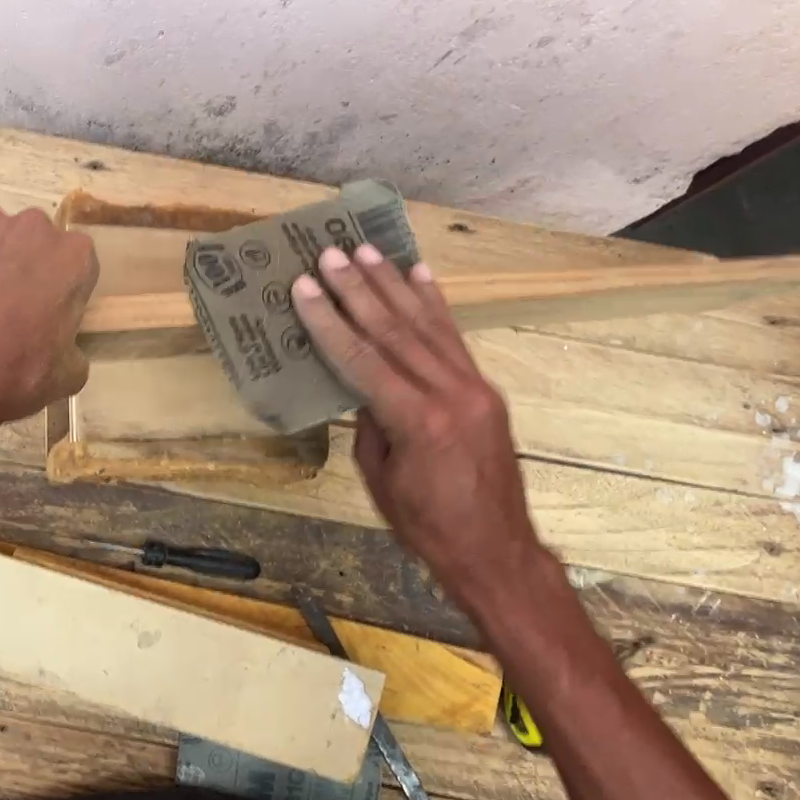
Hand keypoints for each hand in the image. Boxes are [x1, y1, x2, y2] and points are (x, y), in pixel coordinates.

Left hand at [0, 207, 98, 427]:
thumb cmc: (14, 377)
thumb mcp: (68, 375)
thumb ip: (72, 344)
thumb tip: (61, 345)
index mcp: (73, 257)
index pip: (76, 264)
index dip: (60, 290)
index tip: (47, 312)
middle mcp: (32, 228)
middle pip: (33, 242)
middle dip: (24, 267)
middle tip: (8, 309)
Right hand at [290, 244, 549, 608]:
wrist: (494, 548)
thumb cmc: (425, 526)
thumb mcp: (380, 479)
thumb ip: (370, 426)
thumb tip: (363, 389)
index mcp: (417, 421)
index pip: (362, 359)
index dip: (329, 321)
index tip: (305, 287)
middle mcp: (450, 394)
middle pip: (394, 330)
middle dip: (358, 289)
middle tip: (331, 253)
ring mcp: (473, 388)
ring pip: (426, 325)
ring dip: (393, 284)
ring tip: (368, 251)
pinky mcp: (484, 390)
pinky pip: (454, 339)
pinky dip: (435, 304)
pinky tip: (419, 276)